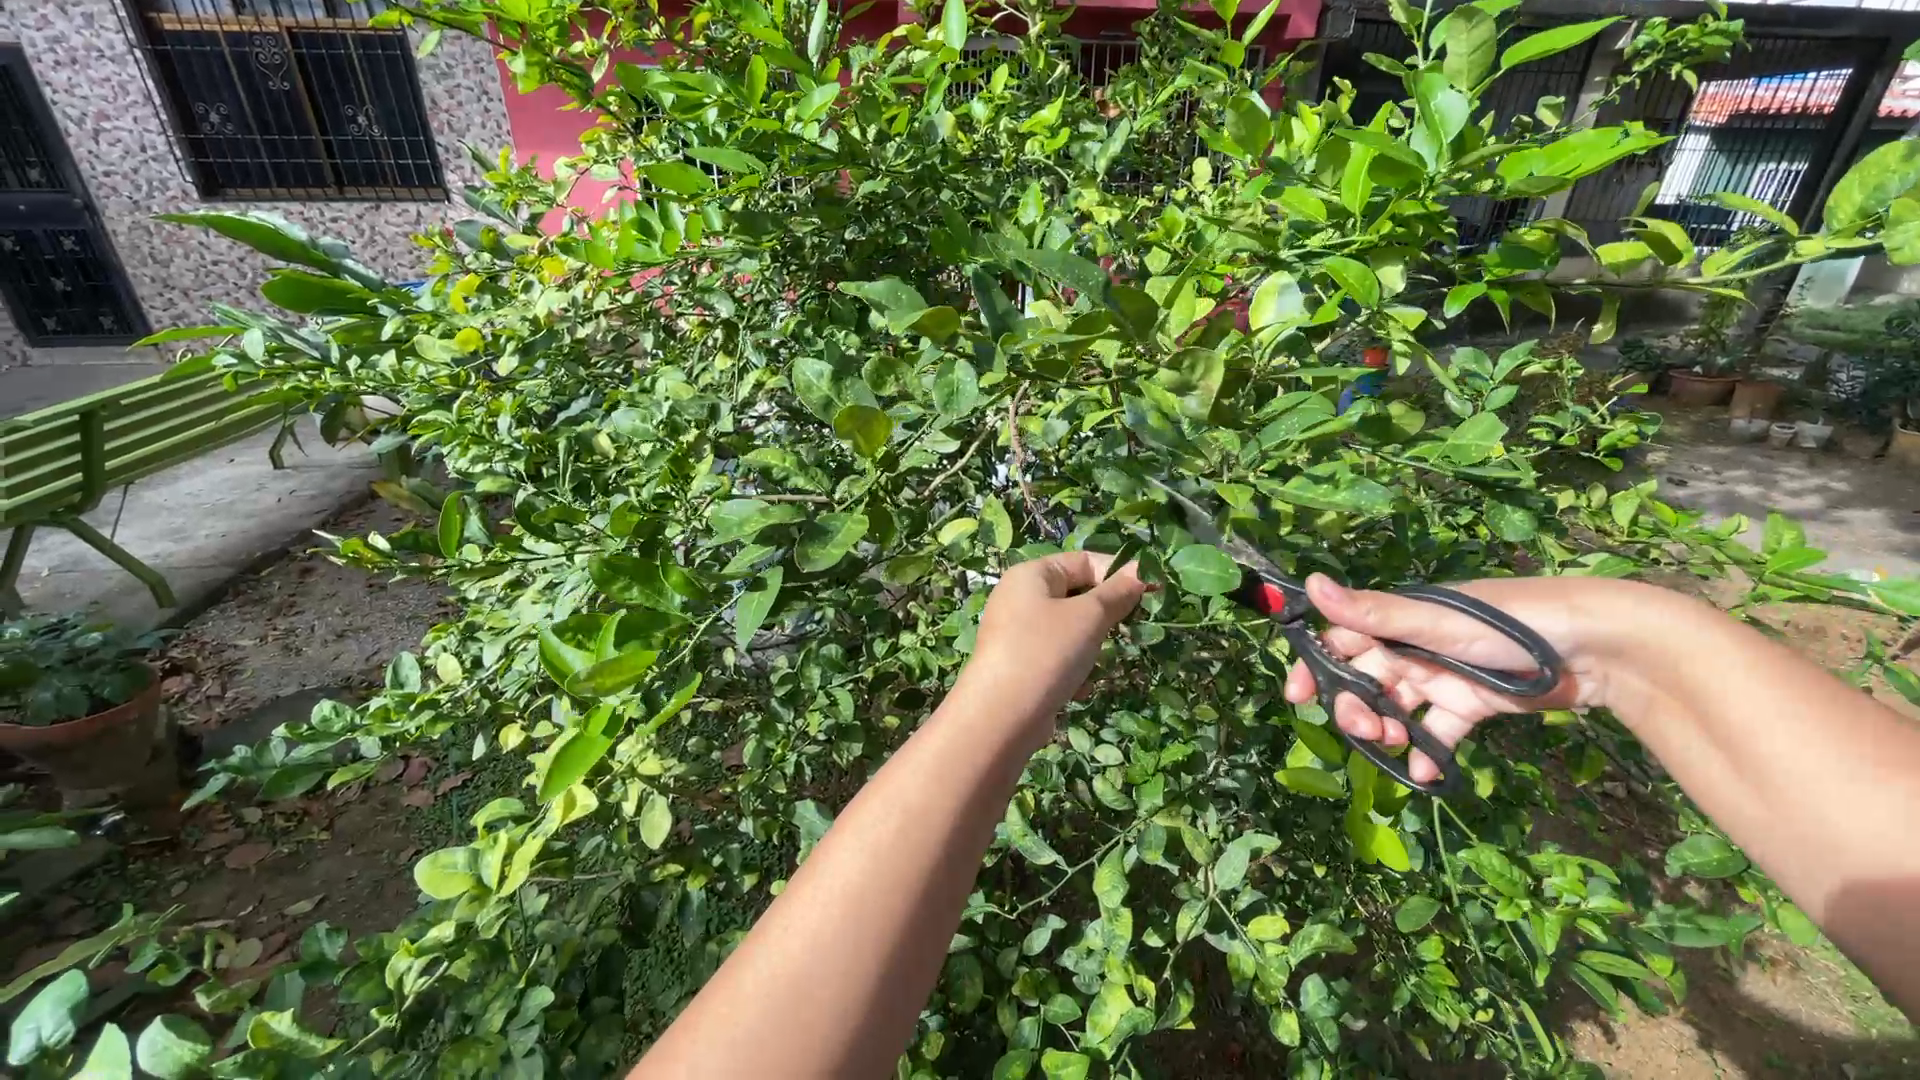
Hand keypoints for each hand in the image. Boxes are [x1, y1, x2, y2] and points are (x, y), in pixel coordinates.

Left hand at [953, 551, 1148, 748]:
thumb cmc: (1046, 652)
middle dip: (1106, 615)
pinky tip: (1079, 689)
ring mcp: (1017, 634)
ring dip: (1091, 647)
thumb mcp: (1089, 617)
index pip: (1085, 560)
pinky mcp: (1021, 666)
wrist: (1000, 716)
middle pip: (1077, 595)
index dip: (1120, 573)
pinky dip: (1073, 671)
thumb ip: (1117, 593)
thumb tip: (1142, 571)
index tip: (1153, 591)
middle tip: (1131, 630)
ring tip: (1097, 664)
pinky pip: (1057, 658)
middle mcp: (1020, 599)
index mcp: (1032, 575)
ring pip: (1070, 630)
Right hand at [1281, 573, 1635, 783]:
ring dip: (1389, 729)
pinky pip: (1439, 730)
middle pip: (1364, 681)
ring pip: (1397, 708)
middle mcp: (1412, 647)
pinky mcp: (1471, 703)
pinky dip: (1429, 752)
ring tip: (1399, 745)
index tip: (1297, 696)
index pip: (1340, 642)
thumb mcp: (1432, 621)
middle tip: (1367, 730)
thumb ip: (1370, 612)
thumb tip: (1310, 583)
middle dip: (1355, 708)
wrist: (1596, 648)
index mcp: (1397, 621)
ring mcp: (1441, 677)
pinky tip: (1427, 772)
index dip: (1315, 667)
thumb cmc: (1505, 624)